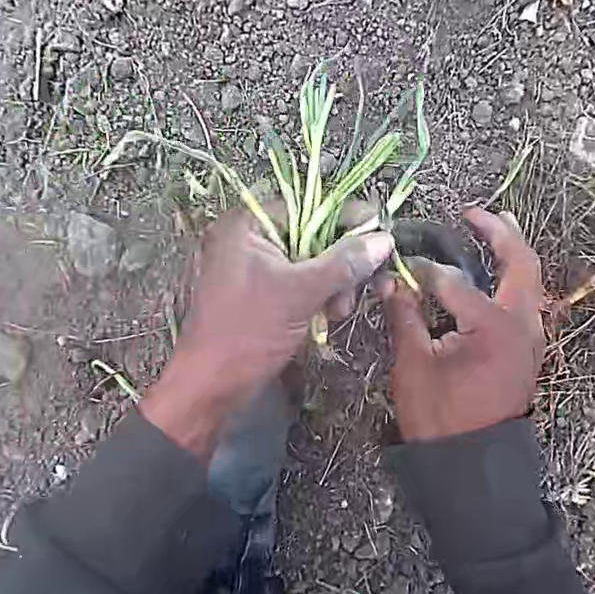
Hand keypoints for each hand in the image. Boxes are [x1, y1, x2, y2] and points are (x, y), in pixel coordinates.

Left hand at [142, 209, 393, 457]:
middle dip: (342, 262)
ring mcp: (257, 267)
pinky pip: (303, 282)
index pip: (310, 207)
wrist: (211, 386)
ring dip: (335, 284)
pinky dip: (321, 296)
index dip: (348, 218)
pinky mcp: (264, 292)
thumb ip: (344, 263)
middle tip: (362, 284)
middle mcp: (251, 238)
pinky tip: (329, 315)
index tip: (382, 229)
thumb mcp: (301, 292)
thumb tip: (383, 239)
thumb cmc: (246, 333)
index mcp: (249, 225)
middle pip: (315, 234)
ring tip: (339, 310)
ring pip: (314, 262)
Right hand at [382, 208, 543, 441]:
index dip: (421, 273)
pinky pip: (527, 300)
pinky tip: (497, 271)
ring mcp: (532, 336)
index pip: (451, 281)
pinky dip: (515, 277)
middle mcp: (522, 324)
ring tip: (496, 226)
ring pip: (531, 279)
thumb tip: (391, 282)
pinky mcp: (528, 348)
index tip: (400, 270)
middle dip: (500, 232)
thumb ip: (404, 317)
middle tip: (474, 213)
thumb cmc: (441, 418)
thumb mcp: (414, 365)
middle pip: (521, 262)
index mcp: (493, 325)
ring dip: (514, 251)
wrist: (474, 465)